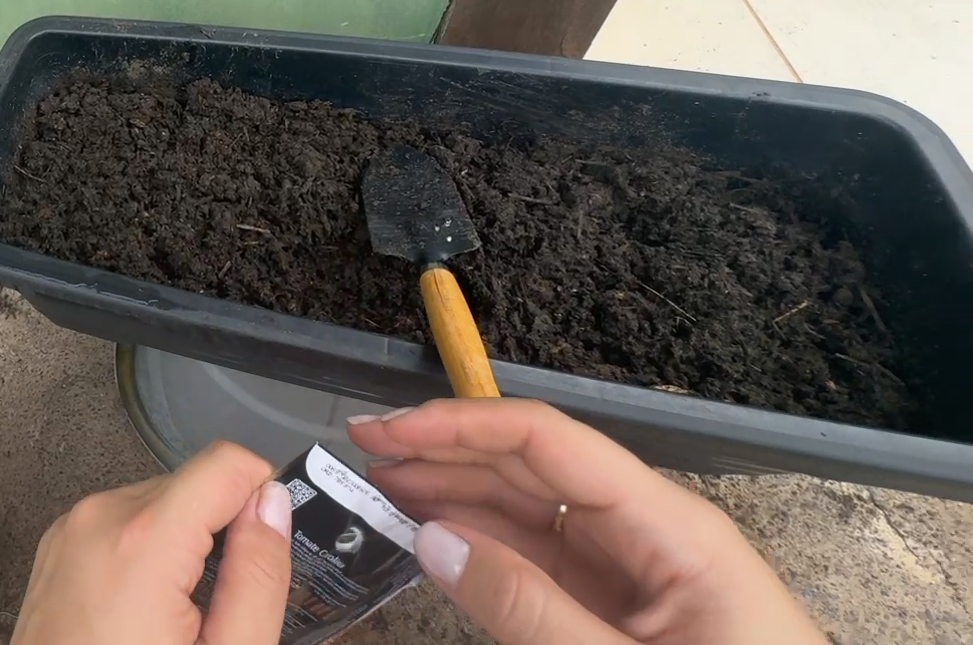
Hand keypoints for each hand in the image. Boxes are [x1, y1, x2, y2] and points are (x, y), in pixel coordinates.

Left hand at [12, 442, 292, 644]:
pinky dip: (144, 553)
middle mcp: (99, 514)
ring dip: (181, 546)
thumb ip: (256, 576)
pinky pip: (119, 523)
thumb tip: (272, 503)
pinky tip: (141, 614)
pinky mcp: (55, 545)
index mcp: (141, 536)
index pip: (224, 463)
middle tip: (220, 611)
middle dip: (220, 533)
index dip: (262, 494)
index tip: (271, 545)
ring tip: (177, 622)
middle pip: (190, 486)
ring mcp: (70, 527)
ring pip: (156, 504)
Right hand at [347, 399, 824, 644]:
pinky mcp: (607, 598)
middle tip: (364, 449)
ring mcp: (622, 562)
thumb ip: (529, 609)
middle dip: (440, 449)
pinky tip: (427, 528)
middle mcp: (640, 525)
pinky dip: (471, 534)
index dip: (458, 423)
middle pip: (523, 461)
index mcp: (667, 523)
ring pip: (518, 500)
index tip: (389, 431)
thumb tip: (428, 535)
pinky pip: (526, 548)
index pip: (544, 439)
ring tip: (381, 484)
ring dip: (446, 486)